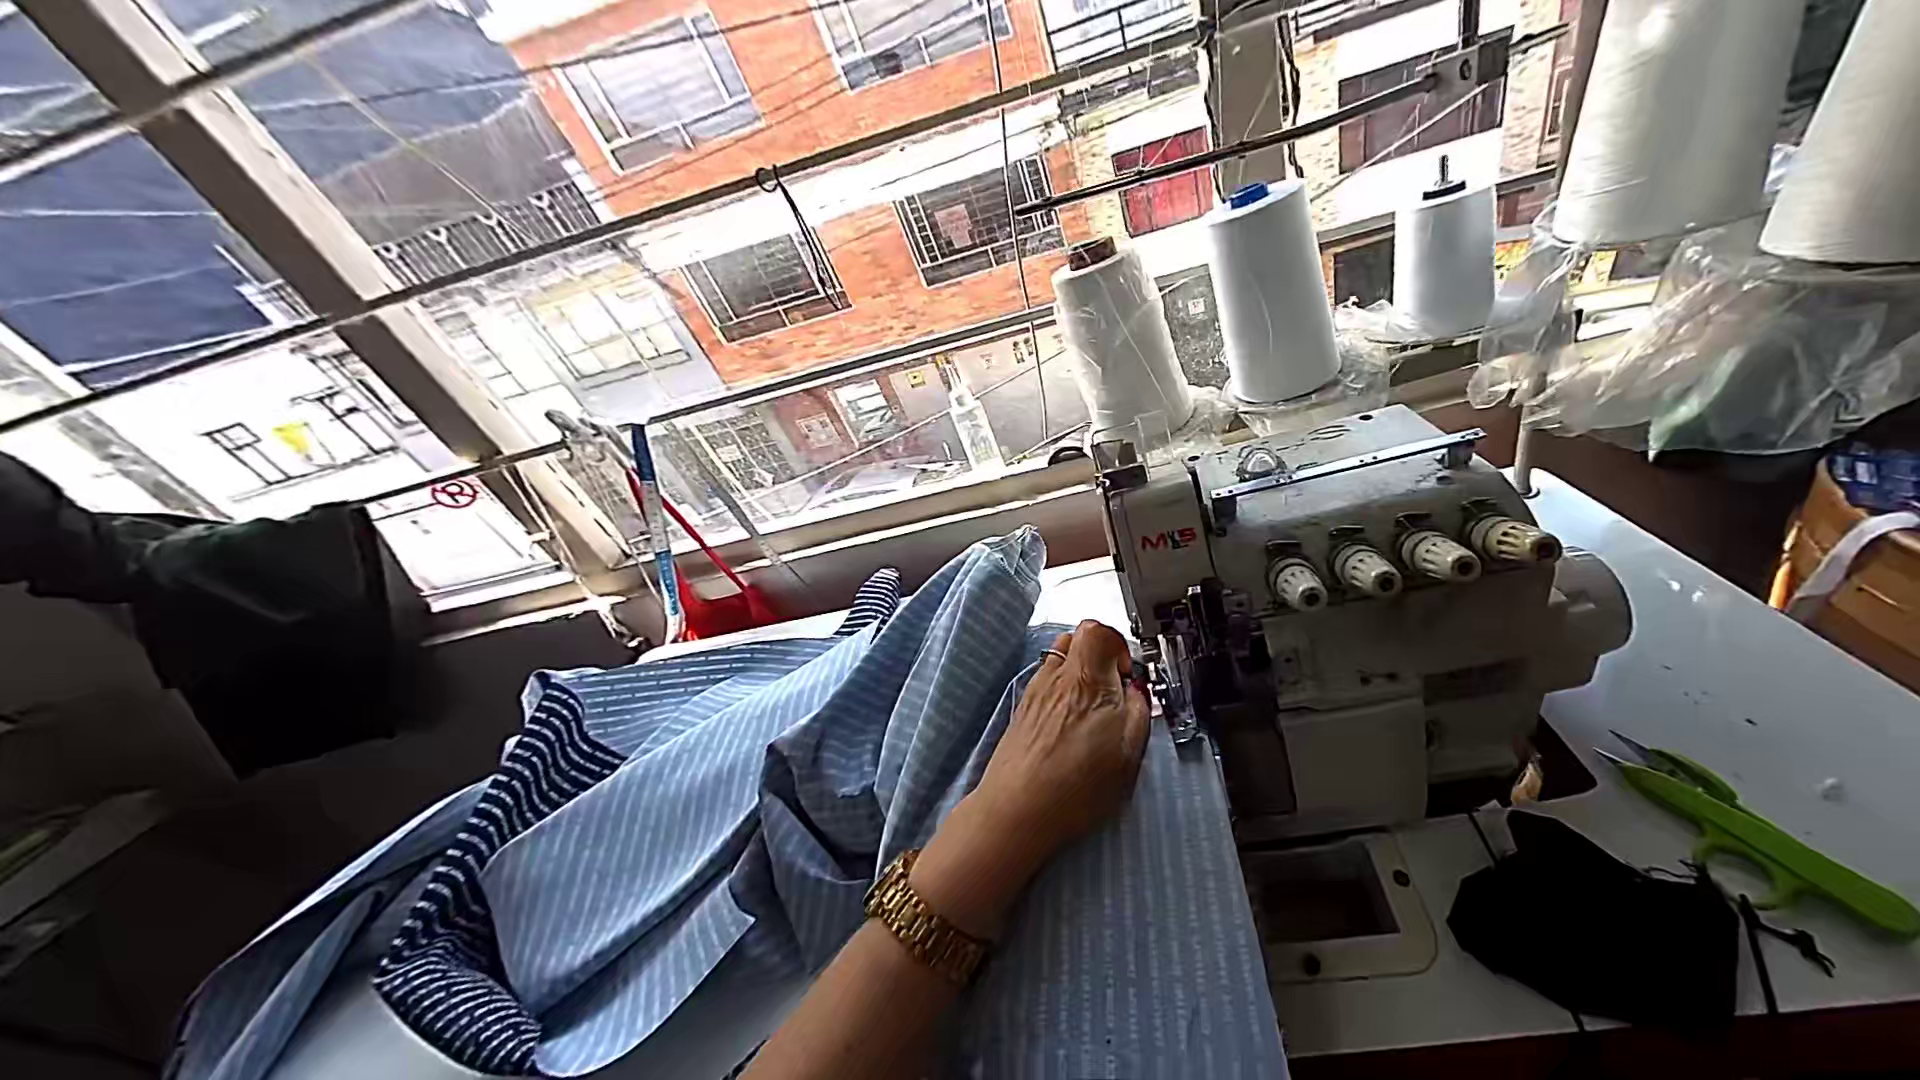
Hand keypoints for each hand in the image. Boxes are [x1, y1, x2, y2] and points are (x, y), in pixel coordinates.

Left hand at [911, 621, 1148, 936]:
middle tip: (1115, 688)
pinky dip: (1063, 692)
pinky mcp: (1024, 710)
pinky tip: (1071, 725)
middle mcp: (1055, 677)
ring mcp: (1035, 692)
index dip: (1120, 647)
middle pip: (1077, 639)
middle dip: (1101, 656)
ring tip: (1094, 708)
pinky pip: (1047, 683)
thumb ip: (1137, 709)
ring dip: (1081, 673)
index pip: (1098, 630)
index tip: (1129, 676)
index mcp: (1085, 679)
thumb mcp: (1128, 750)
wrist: (1017, 809)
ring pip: (1060, 661)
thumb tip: (1137, 690)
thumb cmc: (1073, 785)